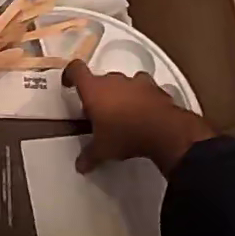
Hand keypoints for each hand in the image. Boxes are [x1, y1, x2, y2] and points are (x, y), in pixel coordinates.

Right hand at [63, 60, 214, 174]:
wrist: (165, 132)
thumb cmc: (125, 135)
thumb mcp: (103, 150)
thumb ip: (89, 155)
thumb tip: (81, 165)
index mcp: (94, 90)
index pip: (76, 70)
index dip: (70, 75)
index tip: (69, 83)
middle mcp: (113, 81)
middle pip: (100, 79)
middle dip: (98, 93)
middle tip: (99, 111)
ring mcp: (135, 82)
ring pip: (123, 82)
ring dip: (121, 92)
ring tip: (122, 110)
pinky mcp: (155, 89)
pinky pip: (144, 88)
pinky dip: (142, 96)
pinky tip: (143, 111)